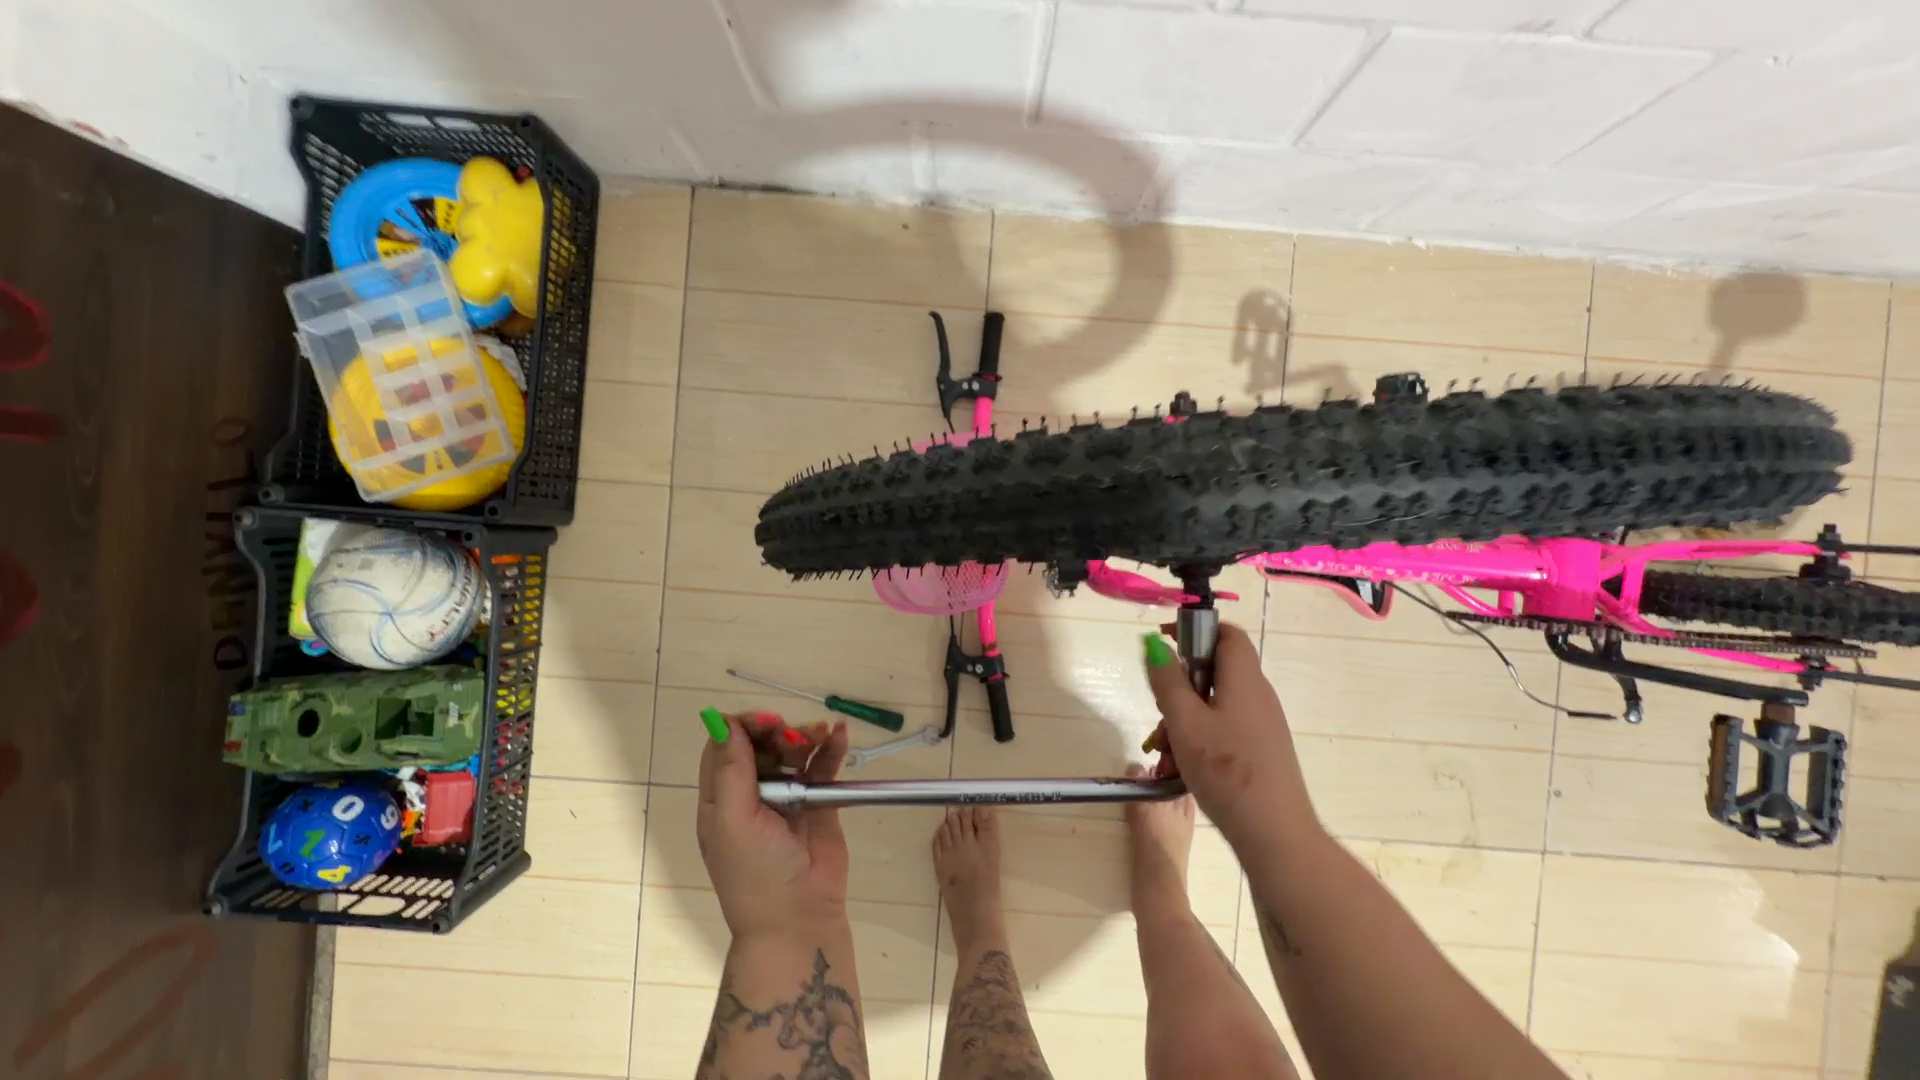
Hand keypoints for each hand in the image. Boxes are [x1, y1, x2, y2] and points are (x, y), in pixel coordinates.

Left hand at [697, 712, 852, 940]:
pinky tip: (840, 734)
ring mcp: (787, 798)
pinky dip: (832, 748)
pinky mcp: (819, 804)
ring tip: (821, 735)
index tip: (766, 722)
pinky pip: (824, 768)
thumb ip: (731, 770)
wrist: (798, 919)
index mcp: (721, 800)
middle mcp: (752, 794)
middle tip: (794, 736)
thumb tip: (722, 721)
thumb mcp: (732, 821)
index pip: (725, 747)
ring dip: (806, 735)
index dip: (743, 727)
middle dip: (778, 732)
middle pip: (762, 744)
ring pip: (794, 751)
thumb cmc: (755, 873)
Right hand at [1142, 624, 1322, 846]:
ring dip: (1184, 721)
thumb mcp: (1185, 722)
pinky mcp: (1262, 750)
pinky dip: (1200, 740)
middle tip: (1160, 717)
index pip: (1226, 633)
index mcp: (1244, 680)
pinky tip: (1182, 770)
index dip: (1194, 630)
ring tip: (1166, 754)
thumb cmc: (1226, 771)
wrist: (1275, 833)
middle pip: (1214, 672)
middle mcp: (1258, 696)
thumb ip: (1167, 680)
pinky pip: (1224, 730)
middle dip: (1179, 689)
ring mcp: (1262, 725)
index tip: (1163, 644)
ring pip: (1214, 705)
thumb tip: (1154, 643)